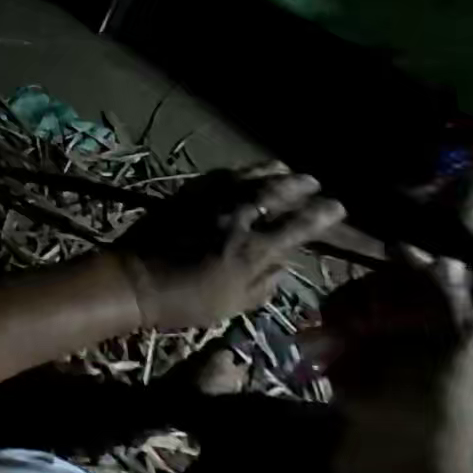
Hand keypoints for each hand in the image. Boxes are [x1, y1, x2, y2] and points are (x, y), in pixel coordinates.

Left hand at [115, 167, 345, 328]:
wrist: (135, 279)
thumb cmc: (186, 302)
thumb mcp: (234, 304)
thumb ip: (264, 284)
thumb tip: (283, 265)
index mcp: (254, 249)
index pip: (298, 225)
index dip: (321, 214)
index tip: (337, 206)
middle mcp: (237, 218)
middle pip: (275, 193)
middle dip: (299, 185)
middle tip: (312, 181)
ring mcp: (209, 202)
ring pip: (247, 178)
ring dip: (269, 172)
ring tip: (284, 167)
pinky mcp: (185, 194)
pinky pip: (216, 176)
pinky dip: (235, 172)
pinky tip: (242, 171)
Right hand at [309, 246, 472, 449]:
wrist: (393, 463)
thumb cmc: (431, 405)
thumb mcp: (450, 350)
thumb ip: (445, 302)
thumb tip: (446, 259)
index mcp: (453, 338)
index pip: (431, 288)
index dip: (410, 270)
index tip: (389, 253)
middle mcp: (419, 343)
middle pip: (390, 294)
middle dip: (371, 292)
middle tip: (358, 307)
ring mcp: (382, 356)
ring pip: (359, 310)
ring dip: (346, 309)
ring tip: (335, 324)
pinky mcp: (350, 367)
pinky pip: (336, 333)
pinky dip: (328, 329)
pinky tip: (323, 335)